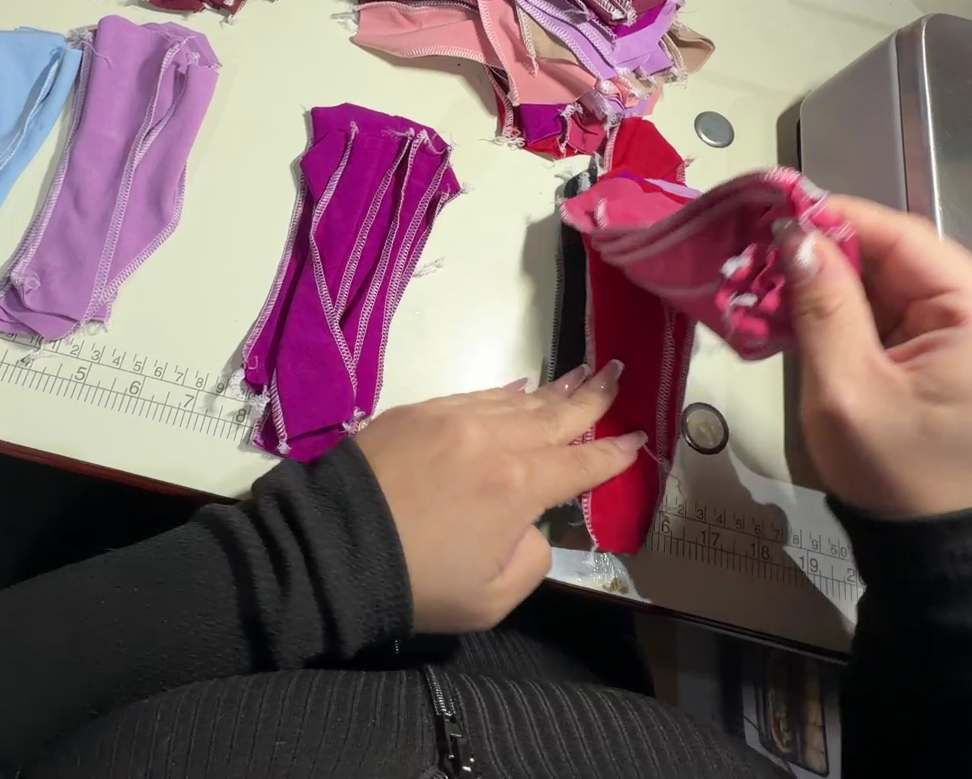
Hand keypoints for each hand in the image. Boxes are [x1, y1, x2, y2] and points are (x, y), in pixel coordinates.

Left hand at [355, 364, 643, 633]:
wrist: (333, 543)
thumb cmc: (417, 581)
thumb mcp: (493, 597)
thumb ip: (532, 555)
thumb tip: (530, 520)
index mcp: (519, 486)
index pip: (581, 464)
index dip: (614, 454)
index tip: (638, 436)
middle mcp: (494, 439)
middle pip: (555, 415)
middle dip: (592, 397)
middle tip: (617, 373)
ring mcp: (454, 417)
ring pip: (516, 400)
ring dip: (552, 390)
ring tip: (580, 375)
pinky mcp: (421, 409)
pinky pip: (475, 396)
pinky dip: (503, 394)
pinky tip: (518, 389)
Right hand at [781, 196, 971, 518]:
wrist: (952, 554)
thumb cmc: (899, 473)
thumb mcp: (846, 389)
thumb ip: (823, 304)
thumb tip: (796, 235)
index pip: (905, 237)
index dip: (835, 218)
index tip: (773, 213)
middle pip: (904, 259)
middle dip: (830, 257)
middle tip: (762, 260)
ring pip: (901, 285)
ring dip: (838, 286)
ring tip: (776, 290)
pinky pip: (909, 314)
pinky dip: (858, 313)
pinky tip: (812, 318)